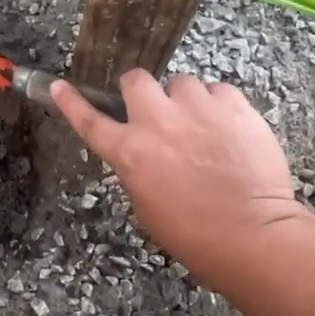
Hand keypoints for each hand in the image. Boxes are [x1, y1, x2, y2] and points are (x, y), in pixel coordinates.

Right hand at [50, 70, 311, 290]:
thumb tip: (143, 149)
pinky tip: (229, 128)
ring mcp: (196, 108)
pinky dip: (220, 104)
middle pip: (136, 80)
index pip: (90, 120)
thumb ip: (137, 167)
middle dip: (143, 92)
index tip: (60, 85)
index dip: (72, 102)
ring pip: (181, 82)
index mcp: (130, 152)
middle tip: (159, 111)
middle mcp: (157, 121)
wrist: (254, 236)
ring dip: (186, 100)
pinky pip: (218, 89)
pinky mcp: (233, 104)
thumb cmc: (195, 235)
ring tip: (204, 126)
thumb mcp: (146, 206)